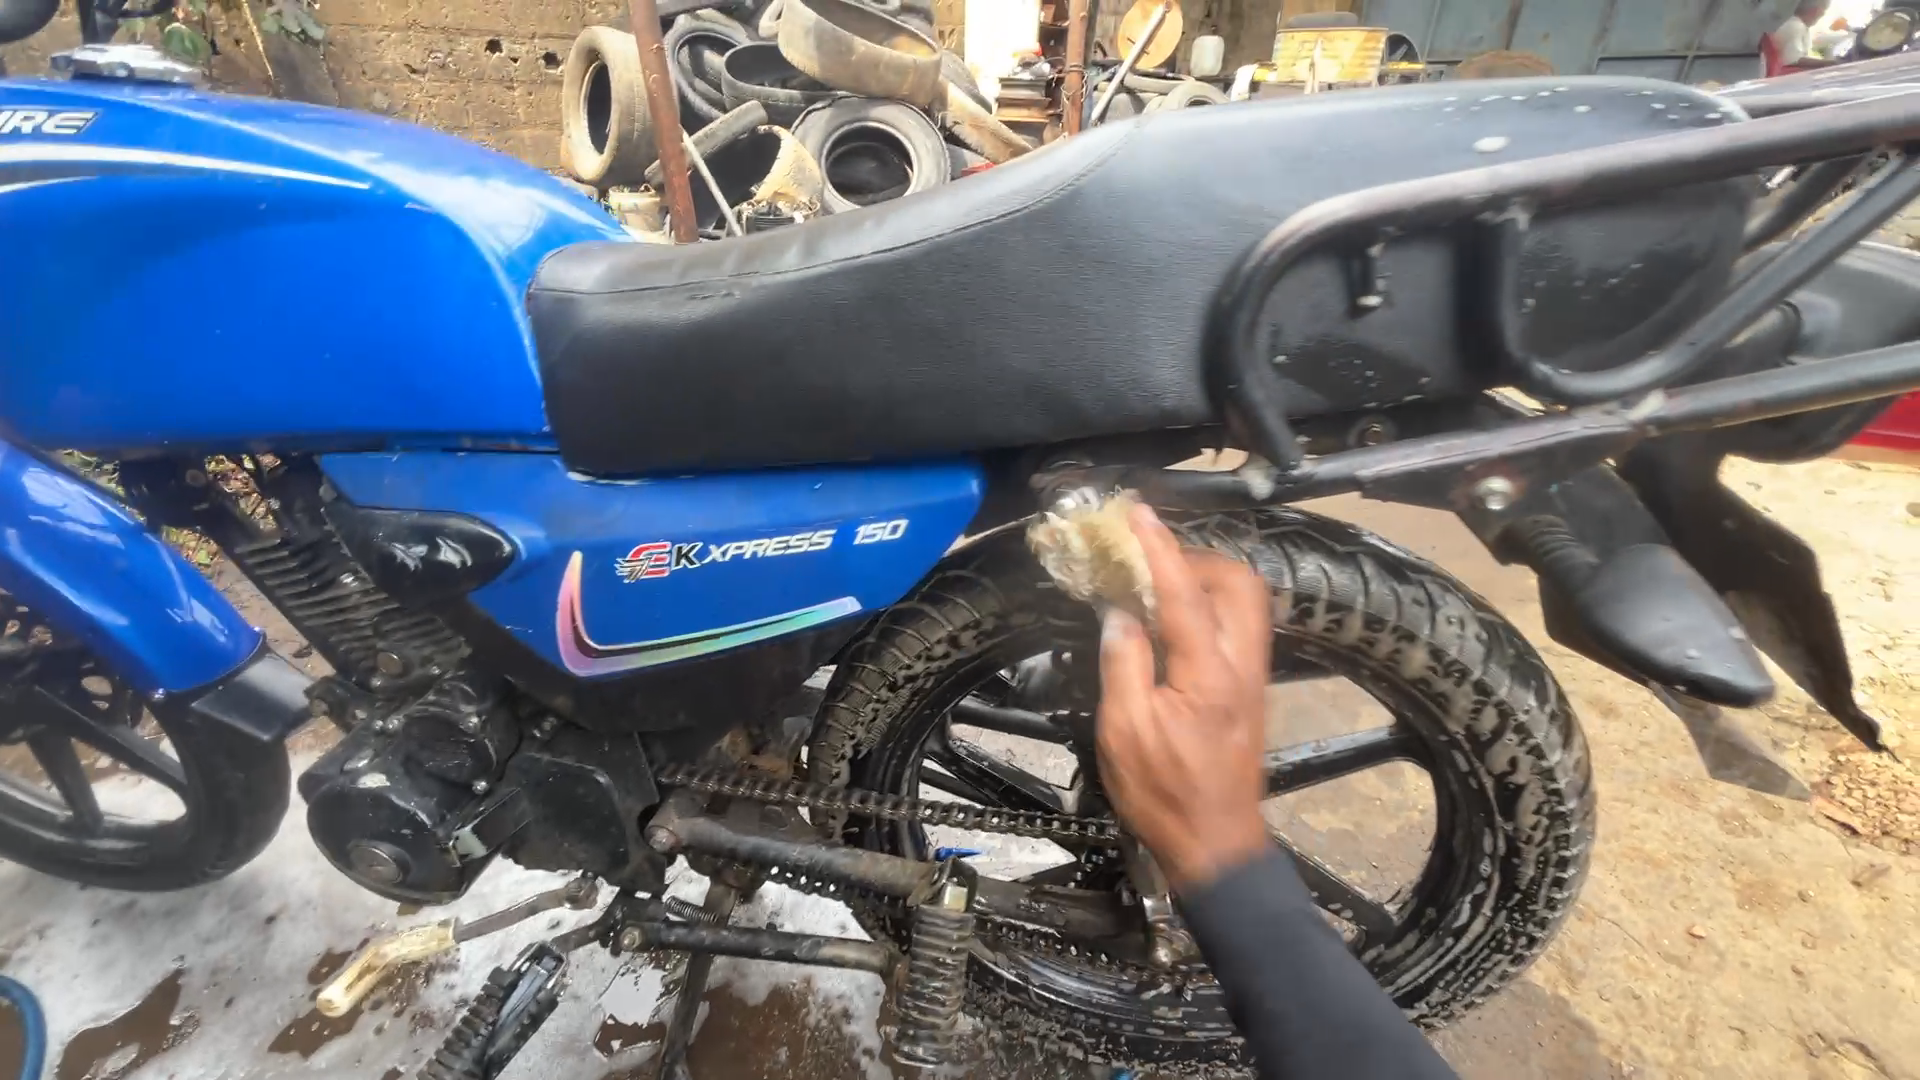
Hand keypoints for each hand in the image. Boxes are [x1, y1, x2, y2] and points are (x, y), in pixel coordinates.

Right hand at [1095, 503, 1272, 891]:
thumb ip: (1123, 663)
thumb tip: (1119, 612)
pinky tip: (1177, 617)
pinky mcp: (1251, 688)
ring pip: (1246, 600)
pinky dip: (1211, 602)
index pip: (1184, 594)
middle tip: (1148, 561)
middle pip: (1238, 583)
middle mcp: (1242, 665)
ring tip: (1159, 583)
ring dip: (1205, 577)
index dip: (1159, 548)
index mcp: (1207, 674)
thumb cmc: (1163, 793)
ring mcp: (1253, 676)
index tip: (1137, 515)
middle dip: (1193, 556)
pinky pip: (1240, 623)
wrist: (1216, 844)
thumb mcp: (1124, 731)